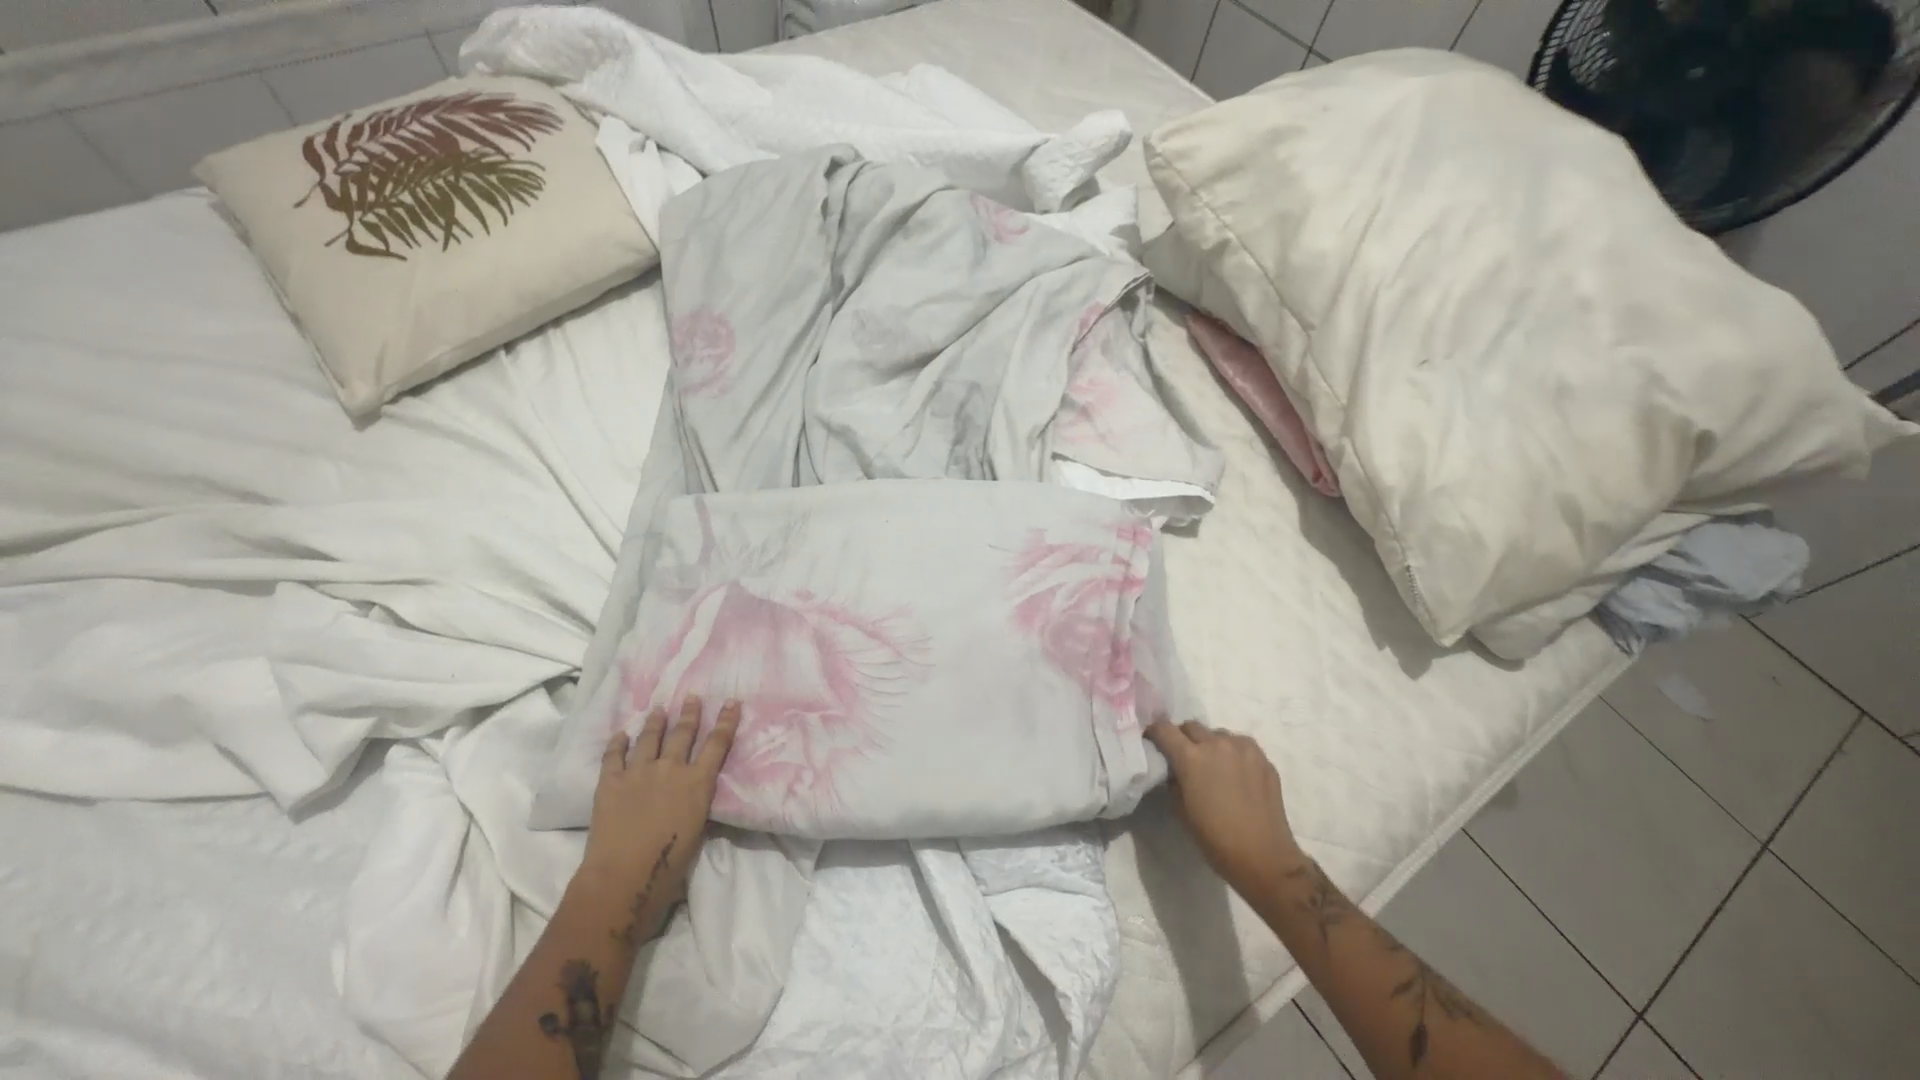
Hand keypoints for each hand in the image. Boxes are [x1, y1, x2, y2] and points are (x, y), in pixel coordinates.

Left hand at [581, 696, 739, 930]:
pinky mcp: (610, 781)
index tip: (731, 702)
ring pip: (650, 738)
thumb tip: (694, 794)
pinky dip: (618, 743)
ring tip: (659, 709)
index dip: (726, 721)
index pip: (717, 744)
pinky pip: (614, 755)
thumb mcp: (698, 830)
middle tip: (692, 697)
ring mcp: (638, 772)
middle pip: (683, 733)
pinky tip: (621, 735)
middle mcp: (670, 769)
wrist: (624, 874)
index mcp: (697, 783)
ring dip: (656, 721)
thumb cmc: (670, 864)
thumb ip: (696, 805)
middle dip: (690, 713)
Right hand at [1146, 719, 1305, 896]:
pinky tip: (1236, 775)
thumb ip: (1174, 781)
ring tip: (1214, 767)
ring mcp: (1244, 749)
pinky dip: (1233, 753)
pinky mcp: (1264, 759)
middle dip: (1183, 738)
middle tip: (1183, 757)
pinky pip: (1242, 746)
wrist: (1262, 855)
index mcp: (1191, 757)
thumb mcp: (1181, 810)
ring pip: (1219, 734)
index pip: (1164, 729)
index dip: (1154, 733)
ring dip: (1210, 744)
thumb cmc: (1214, 838)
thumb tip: (1174, 770)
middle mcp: (1217, 744)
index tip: (1152, 741)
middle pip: (1192, 726)